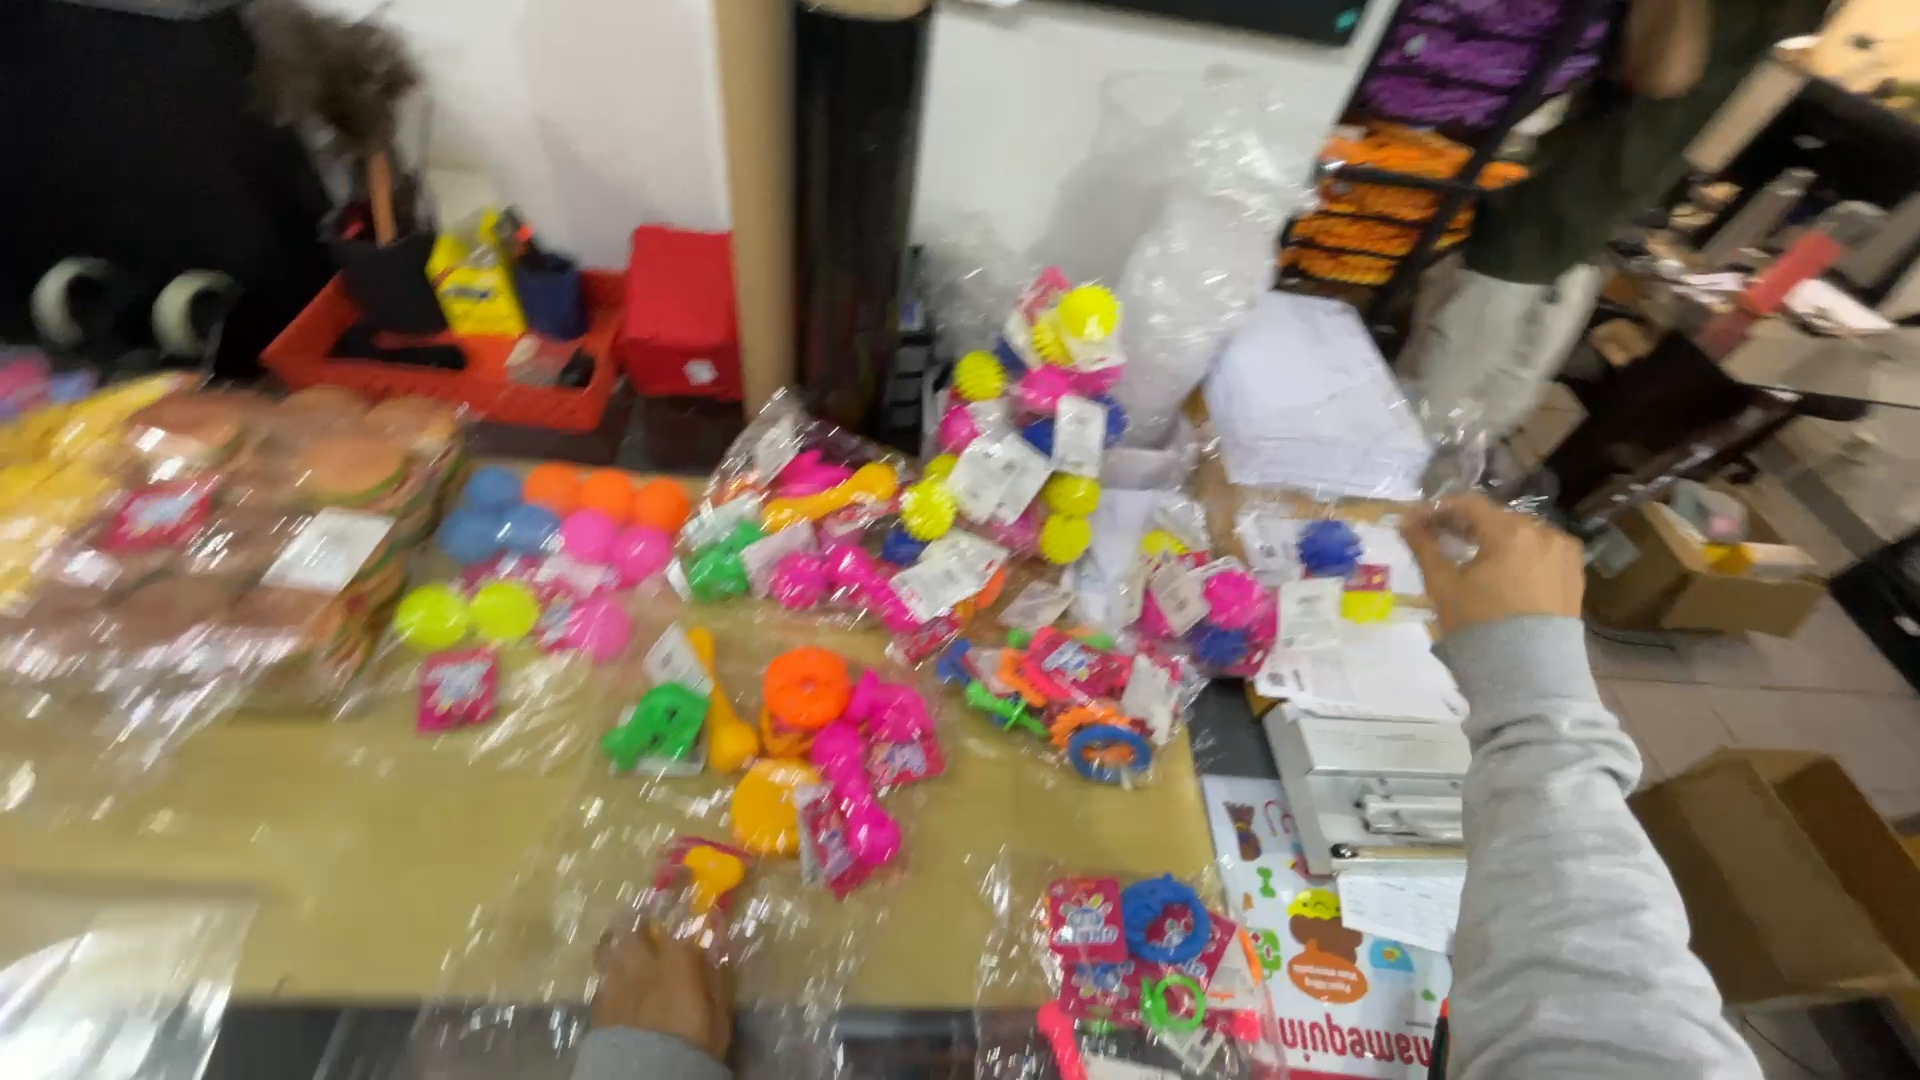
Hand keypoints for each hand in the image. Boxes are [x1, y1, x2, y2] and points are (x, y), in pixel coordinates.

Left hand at [591, 913, 732, 1061]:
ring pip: (608, 954)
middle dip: (632, 922)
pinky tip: (609, 980)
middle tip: (634, 917)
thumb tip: (714, 949)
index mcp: (677, 959)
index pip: (671, 924)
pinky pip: (600, 984)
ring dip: (613, 944)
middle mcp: (644, 964)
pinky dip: (606, 977)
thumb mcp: (719, 1009)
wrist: (648, 1075)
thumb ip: (715, 976)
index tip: (667, 904)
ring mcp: (618, 986)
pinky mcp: (600, 1010)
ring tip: (614, 939)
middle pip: (631, 932)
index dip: (668, 913)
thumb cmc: (694, 1041)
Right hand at [1401, 494, 1582, 636]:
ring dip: (1491, 537)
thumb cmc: (1478, 621)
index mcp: (1510, 531)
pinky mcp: (1574, 571)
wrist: (1528, 668)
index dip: (1438, 508)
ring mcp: (1564, 551)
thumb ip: (1424, 546)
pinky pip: (1539, 549)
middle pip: (1495, 517)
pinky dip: (1516, 552)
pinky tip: (1498, 568)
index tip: (1417, 520)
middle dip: (1464, 524)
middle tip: (1438, 537)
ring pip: (1519, 532)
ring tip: (1468, 554)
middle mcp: (1544, 532)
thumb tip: (1405, 522)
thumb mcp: (1442, 583)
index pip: (1469, 504)